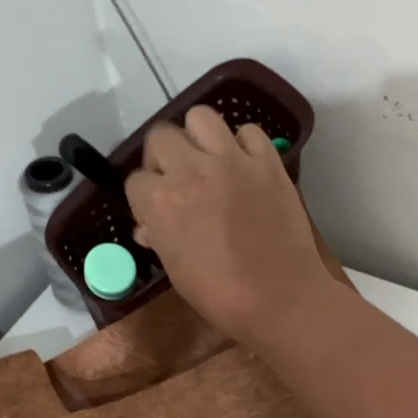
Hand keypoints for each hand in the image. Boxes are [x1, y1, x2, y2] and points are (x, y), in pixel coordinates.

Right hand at [124, 105, 336, 344]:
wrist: (282, 300)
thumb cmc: (222, 297)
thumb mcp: (177, 272)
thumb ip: (160, 238)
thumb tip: (149, 227)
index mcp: (161, 202)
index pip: (135, 181)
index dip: (144, 198)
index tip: (156, 212)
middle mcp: (192, 170)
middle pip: (161, 137)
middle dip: (163, 159)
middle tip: (179, 182)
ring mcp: (233, 161)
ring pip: (202, 118)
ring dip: (199, 138)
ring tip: (209, 162)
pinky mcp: (268, 163)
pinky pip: (249, 132)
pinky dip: (244, 145)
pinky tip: (245, 167)